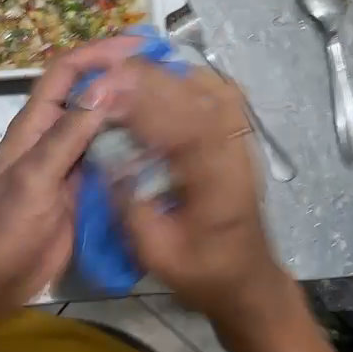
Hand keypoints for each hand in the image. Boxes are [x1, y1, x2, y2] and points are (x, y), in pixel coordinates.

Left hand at [0, 37, 142, 304]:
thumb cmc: (6, 228)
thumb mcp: (36, 177)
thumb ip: (69, 133)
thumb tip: (107, 85)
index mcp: (33, 126)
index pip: (65, 72)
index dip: (98, 53)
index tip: (138, 46)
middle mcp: (52, 137)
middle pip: (88, 96)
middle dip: (122, 79)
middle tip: (167, 74)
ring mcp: (68, 165)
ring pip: (103, 128)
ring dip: (131, 114)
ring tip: (172, 106)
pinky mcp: (82, 191)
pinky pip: (109, 162)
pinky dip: (132, 152)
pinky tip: (160, 150)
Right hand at [112, 62, 298, 326]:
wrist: (248, 280)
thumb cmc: (204, 273)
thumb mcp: (158, 254)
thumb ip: (132, 208)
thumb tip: (105, 162)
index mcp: (217, 180)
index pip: (180, 126)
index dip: (140, 104)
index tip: (104, 92)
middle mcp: (234, 149)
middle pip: (195, 94)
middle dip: (148, 78)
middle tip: (105, 74)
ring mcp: (240, 138)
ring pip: (208, 85)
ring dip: (167, 74)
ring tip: (126, 72)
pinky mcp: (238, 136)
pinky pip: (216, 92)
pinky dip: (186, 79)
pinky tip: (158, 81)